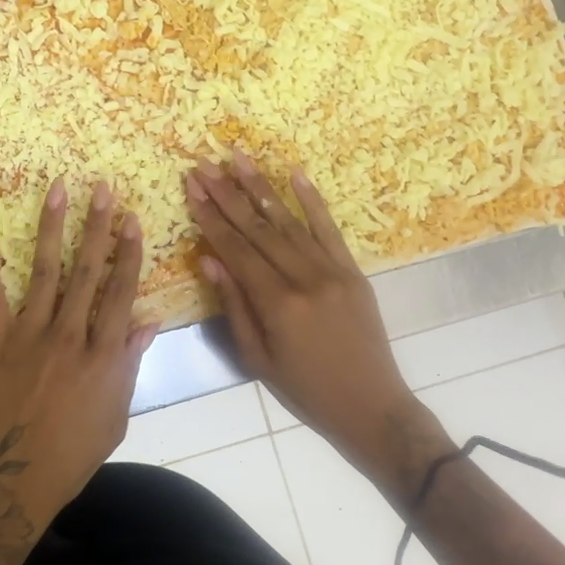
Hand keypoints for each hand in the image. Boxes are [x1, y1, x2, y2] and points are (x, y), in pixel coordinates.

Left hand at [0, 177, 156, 517]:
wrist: (16, 477)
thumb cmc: (75, 453)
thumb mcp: (116, 415)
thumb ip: (129, 364)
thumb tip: (150, 322)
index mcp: (104, 357)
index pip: (121, 293)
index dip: (129, 254)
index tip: (133, 218)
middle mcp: (70, 337)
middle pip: (88, 272)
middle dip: (97, 227)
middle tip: (103, 188)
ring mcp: (31, 336)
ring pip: (46, 272)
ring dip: (53, 228)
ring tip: (59, 190)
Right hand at [186, 152, 453, 499]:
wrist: (373, 407)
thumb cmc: (305, 390)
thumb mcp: (257, 356)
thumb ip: (233, 304)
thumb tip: (208, 257)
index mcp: (277, 304)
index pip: (236, 249)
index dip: (210, 216)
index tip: (191, 187)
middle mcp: (305, 279)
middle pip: (258, 228)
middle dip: (227, 193)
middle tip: (204, 164)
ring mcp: (333, 271)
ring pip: (290, 221)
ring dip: (262, 186)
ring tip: (238, 157)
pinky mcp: (353, 271)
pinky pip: (330, 229)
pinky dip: (312, 200)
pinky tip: (295, 174)